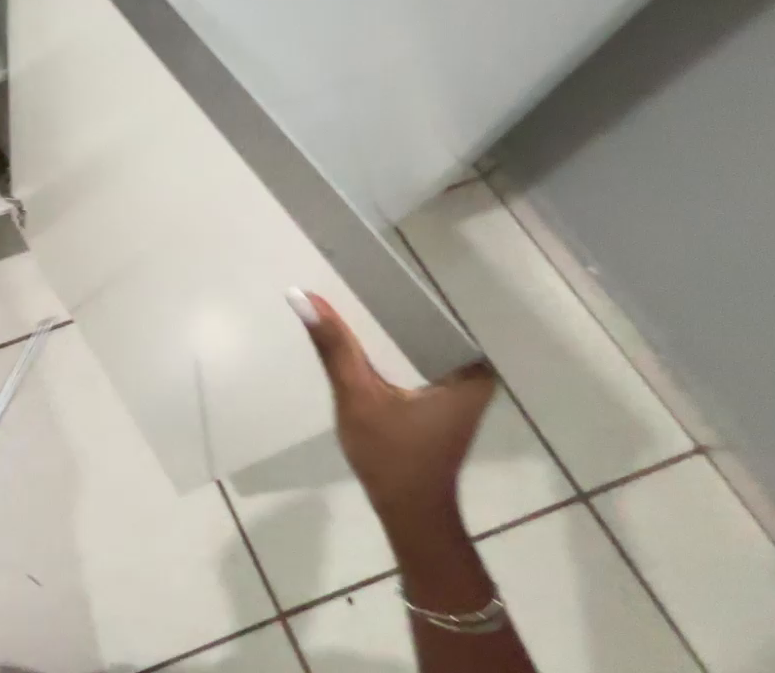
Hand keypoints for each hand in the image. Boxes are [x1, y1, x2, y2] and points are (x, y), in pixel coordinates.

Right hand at [287, 289, 495, 523]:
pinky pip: (414, 356)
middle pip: (422, 322)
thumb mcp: (357, 395)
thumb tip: (301, 295)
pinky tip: (358, 333)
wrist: (409, 514)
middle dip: (386, 300)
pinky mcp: (443, 397)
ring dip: (385, 323)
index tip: (362, 260)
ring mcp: (460, 386)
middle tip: (346, 268)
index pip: (432, 309)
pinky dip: (388, 345)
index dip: (396, 284)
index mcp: (469, 367)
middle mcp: (474, 372)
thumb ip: (333, 345)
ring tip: (347, 291)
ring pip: (416, 339)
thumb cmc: (392, 457)